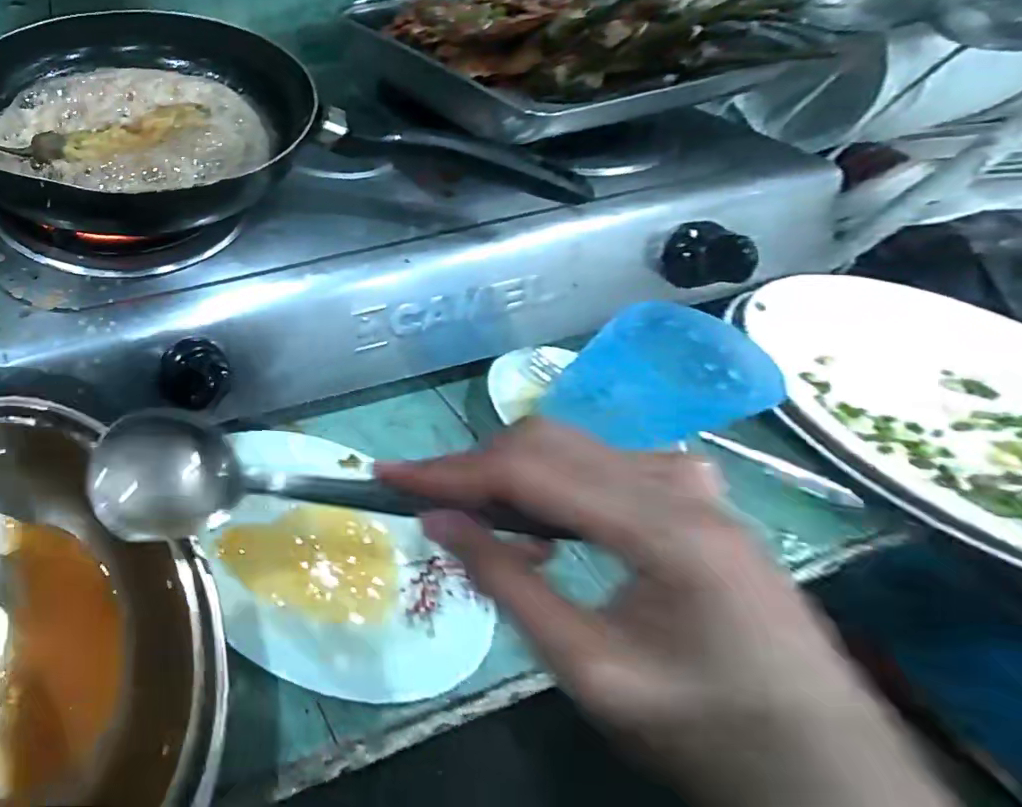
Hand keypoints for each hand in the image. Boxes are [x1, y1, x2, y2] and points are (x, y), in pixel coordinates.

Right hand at [378, 418, 948, 806]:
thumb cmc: (706, 732)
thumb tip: (434, 519)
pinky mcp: (702, 505)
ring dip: (508, 469)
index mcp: (668, 532)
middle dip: (472, 465)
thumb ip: (505, 583)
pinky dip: (553, 478)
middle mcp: (686, 493)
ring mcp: (700, 493)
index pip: (529, 471)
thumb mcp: (589, 670)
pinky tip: (544, 521)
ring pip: (572, 446)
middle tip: (421, 496)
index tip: (386, 475)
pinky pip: (605, 462)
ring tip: (472, 511)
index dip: (448, 471)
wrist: (830, 779)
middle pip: (547, 443)